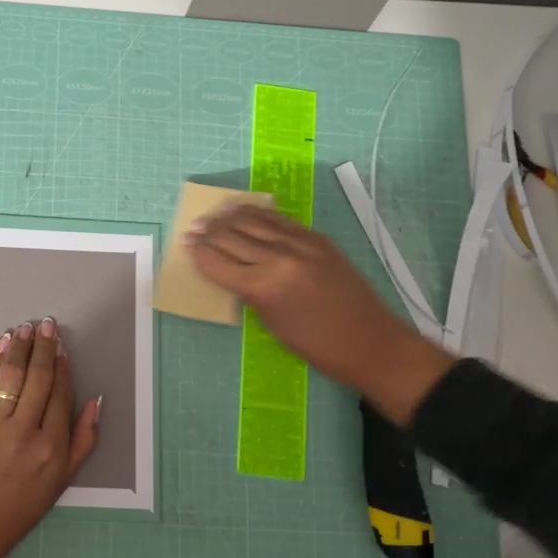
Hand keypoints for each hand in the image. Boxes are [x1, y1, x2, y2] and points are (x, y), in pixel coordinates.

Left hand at [0, 318, 100, 557]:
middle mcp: (25, 433)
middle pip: (38, 379)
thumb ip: (84, 439)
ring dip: (20, 348)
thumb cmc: (22, 505)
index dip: (63, 367)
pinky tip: (2, 344)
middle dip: (45, 348)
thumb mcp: (64, 480)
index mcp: (52, 448)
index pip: (61, 395)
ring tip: (26, 328)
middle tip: (48, 325)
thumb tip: (97, 400)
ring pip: (12, 376)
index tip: (62, 348)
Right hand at [186, 204, 452, 424]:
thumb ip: (249, 292)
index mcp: (264, 287)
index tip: (185, 245)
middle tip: (192, 230)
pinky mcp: (318, 239)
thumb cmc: (316, 346)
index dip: (198, 253)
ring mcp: (300, 244)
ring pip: (253, 222)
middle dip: (208, 233)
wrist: (372, 343)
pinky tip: (242, 212)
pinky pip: (279, 220)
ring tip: (211, 218)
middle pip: (231, 237)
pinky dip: (256, 214)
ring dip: (227, 219)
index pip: (218, 262)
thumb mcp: (271, 324)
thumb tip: (231, 270)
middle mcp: (279, 259)